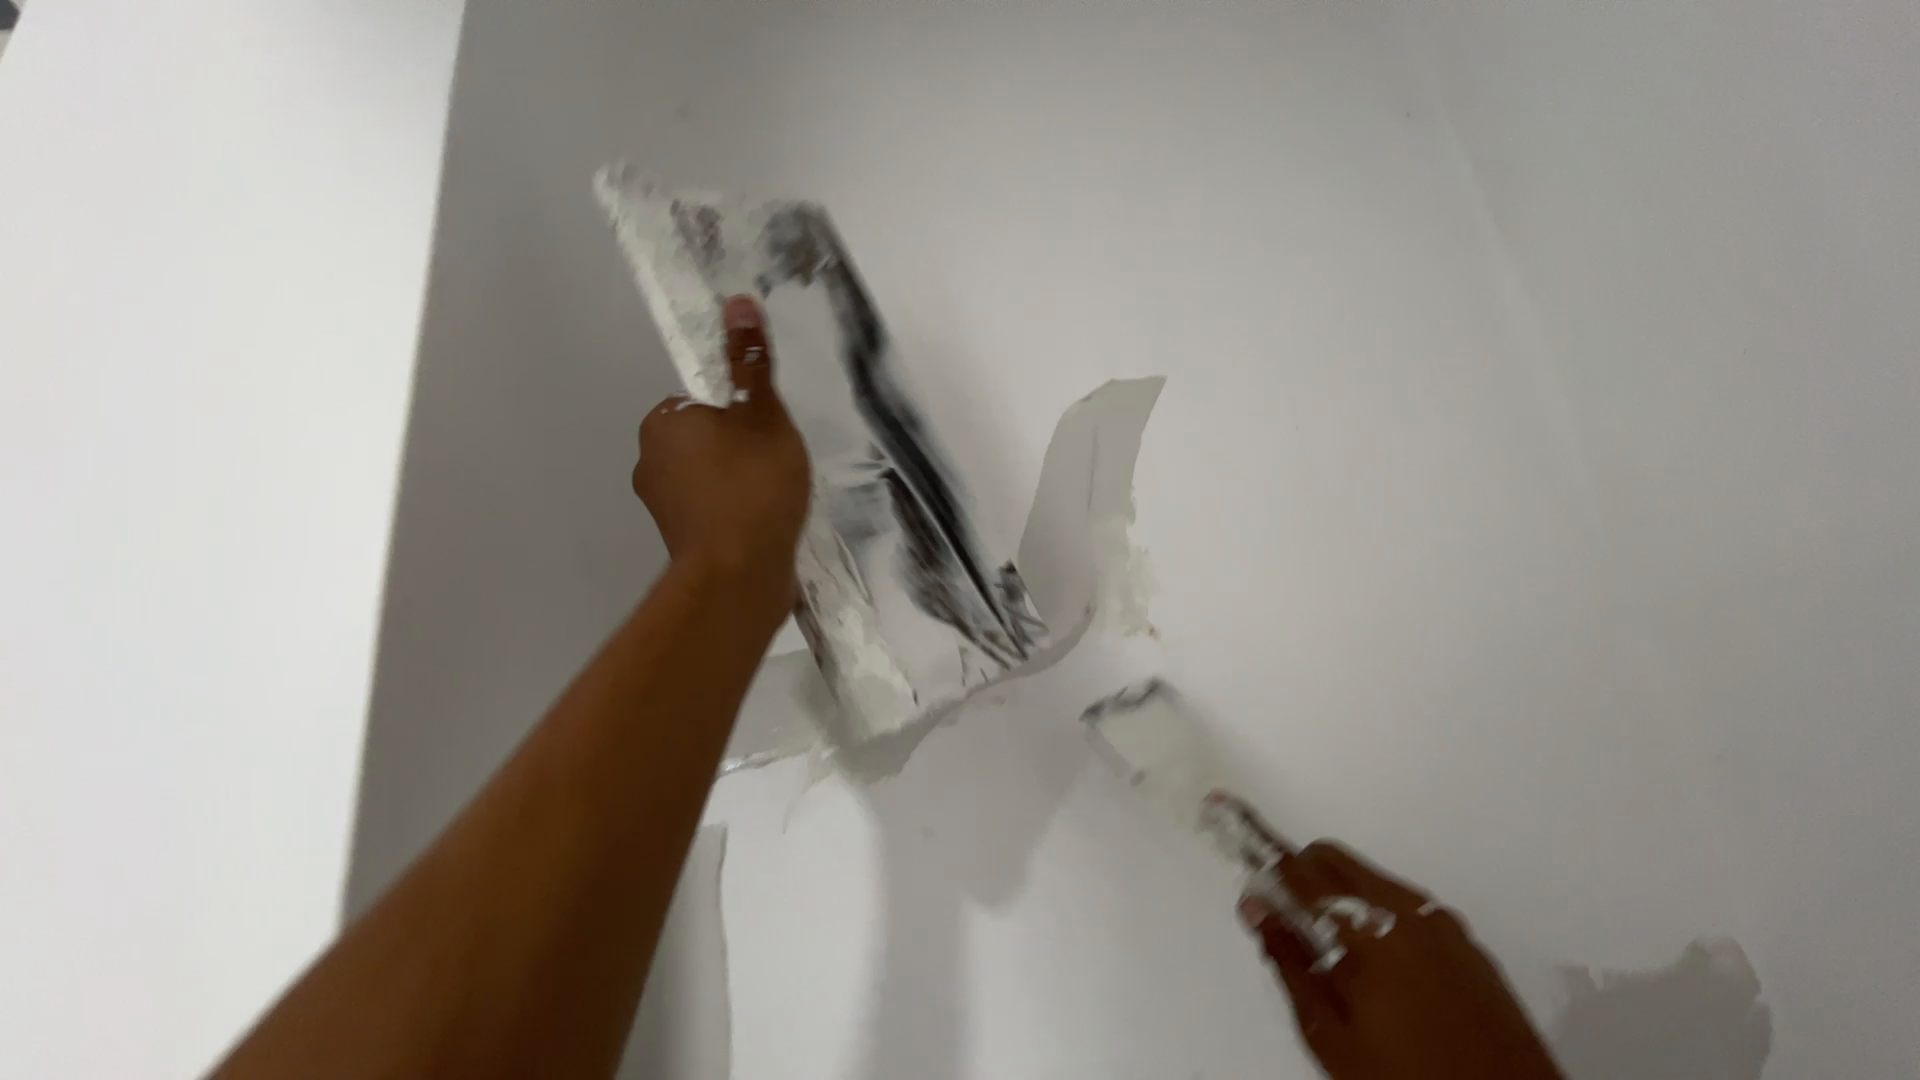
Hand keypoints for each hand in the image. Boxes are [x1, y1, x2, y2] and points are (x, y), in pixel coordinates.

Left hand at [633, 295, 810, 599]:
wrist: (740, 575)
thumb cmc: (753, 486)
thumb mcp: (762, 414)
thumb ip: (749, 361)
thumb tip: (735, 300)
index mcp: (663, 422)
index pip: (704, 401)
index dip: (741, 414)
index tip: (767, 435)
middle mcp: (648, 460)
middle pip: (706, 439)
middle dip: (738, 449)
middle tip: (776, 466)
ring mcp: (661, 505)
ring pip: (708, 478)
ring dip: (736, 484)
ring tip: (774, 500)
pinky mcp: (679, 540)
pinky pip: (711, 512)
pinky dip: (734, 514)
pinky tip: (763, 525)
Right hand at [1240, 840, 1565, 1079]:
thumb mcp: (1331, 1034)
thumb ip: (1288, 961)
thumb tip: (1255, 906)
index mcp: (1370, 928)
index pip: (1299, 869)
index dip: (1259, 847)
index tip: (1225, 813)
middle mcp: (1408, 910)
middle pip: (1334, 860)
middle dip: (1300, 875)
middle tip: (1284, 919)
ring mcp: (1444, 925)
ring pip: (1371, 881)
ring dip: (1341, 899)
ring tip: (1336, 961)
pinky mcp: (1468, 945)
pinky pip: (1406, 908)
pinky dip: (1378, 917)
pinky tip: (1380, 974)